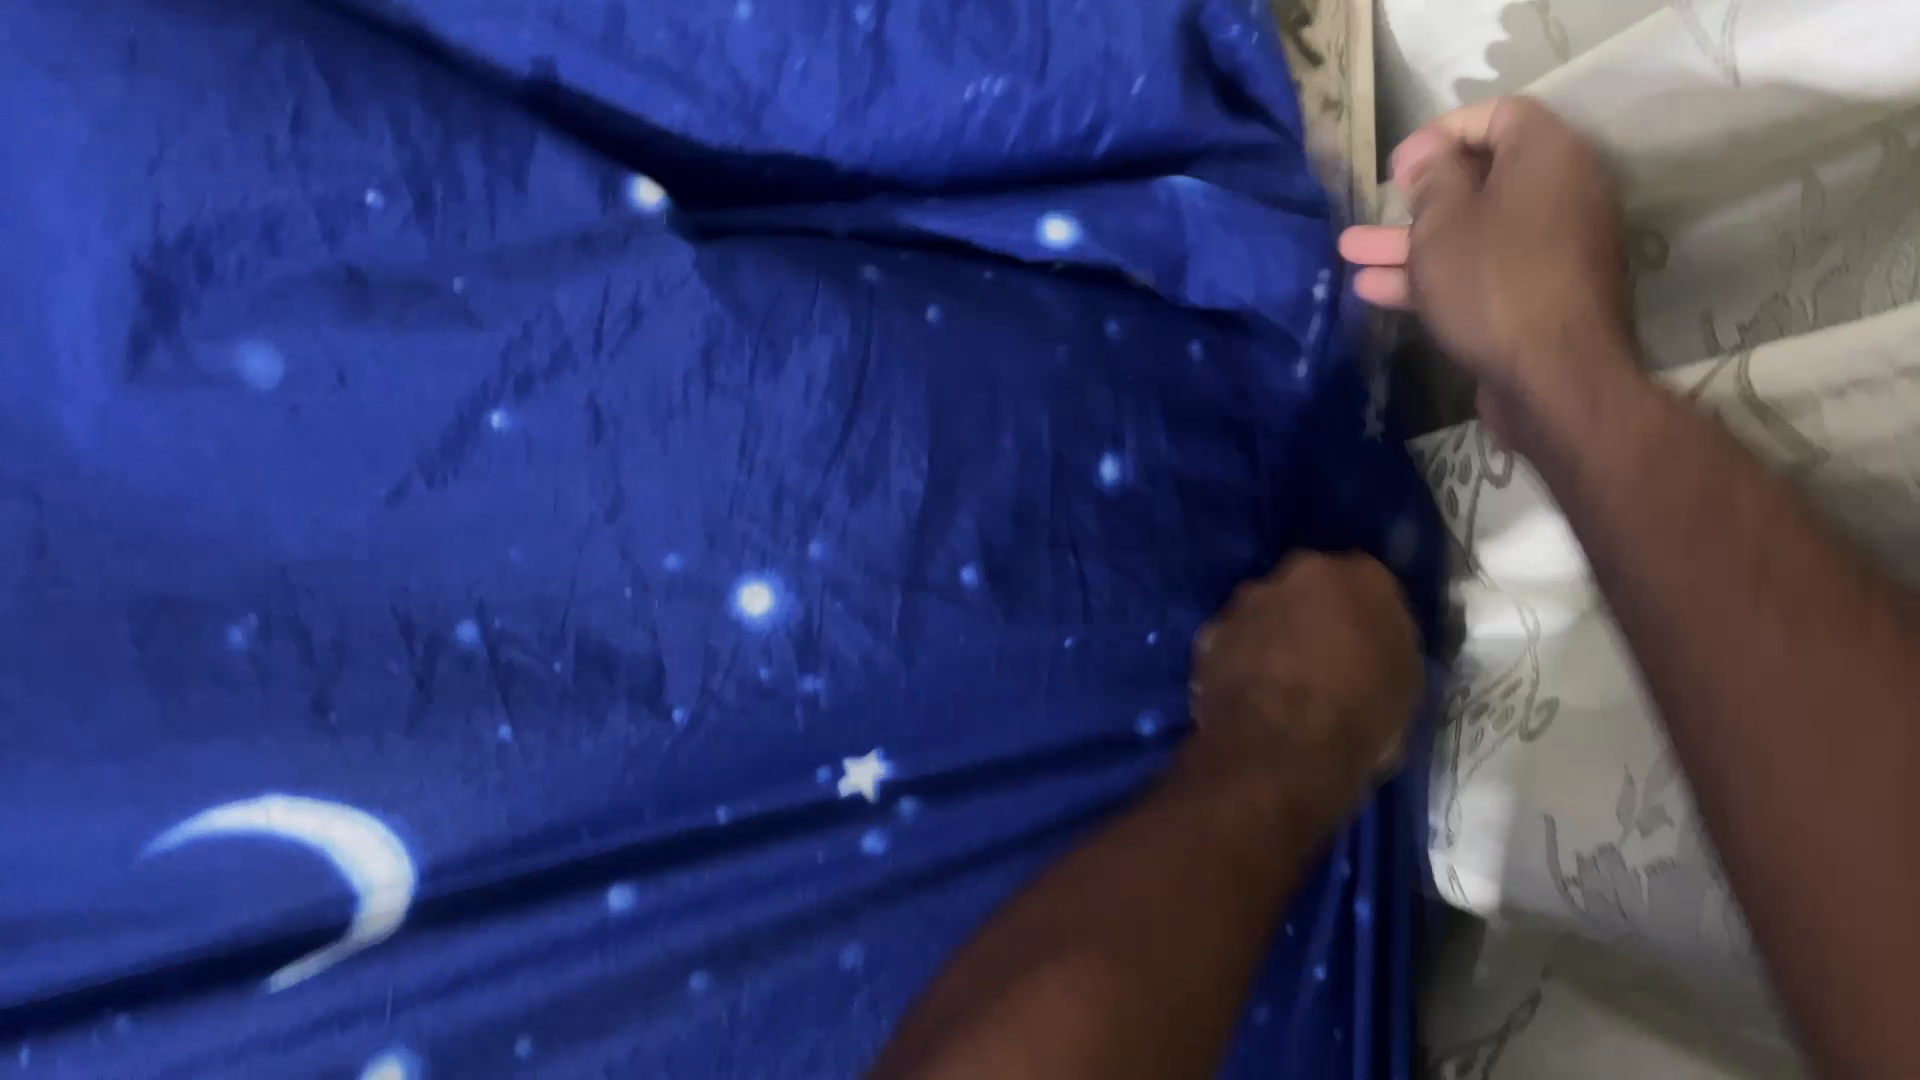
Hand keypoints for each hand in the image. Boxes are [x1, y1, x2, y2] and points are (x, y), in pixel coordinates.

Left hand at [1187, 553, 1423, 819]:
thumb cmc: (1361, 719)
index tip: (1364, 644)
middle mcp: (1297, 573)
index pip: (1367, 582)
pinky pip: (1230, 641)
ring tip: (1276, 683)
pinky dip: (1237, 659)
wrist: (1280, 749)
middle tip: (1319, 659)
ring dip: (1269, 635)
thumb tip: (1367, 643)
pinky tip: (1244, 694)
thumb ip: (1384, 644)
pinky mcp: (1208, 632)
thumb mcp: (1405, 683)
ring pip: (1263, 611)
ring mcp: (1246, 601)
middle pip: (1308, 588)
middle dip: (1310, 615)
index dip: (1363, 615)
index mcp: (1360, 577)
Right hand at [1339, 97, 1636, 444]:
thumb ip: (1432, 181)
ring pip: (1470, 232)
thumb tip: (1425, 154)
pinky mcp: (1533, 293)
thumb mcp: (1444, 225)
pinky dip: (1433, 274)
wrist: (1552, 375)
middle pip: (1478, 180)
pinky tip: (1377, 290)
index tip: (1397, 166)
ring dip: (1408, 243)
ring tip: (1351, 254)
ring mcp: (1547, 247)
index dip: (1441, 133)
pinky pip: (1479, 269)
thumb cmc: (1493, 283)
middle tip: (1369, 210)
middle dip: (1414, 199)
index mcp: (1546, 157)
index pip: (1497, 115)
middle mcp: (1557, 193)